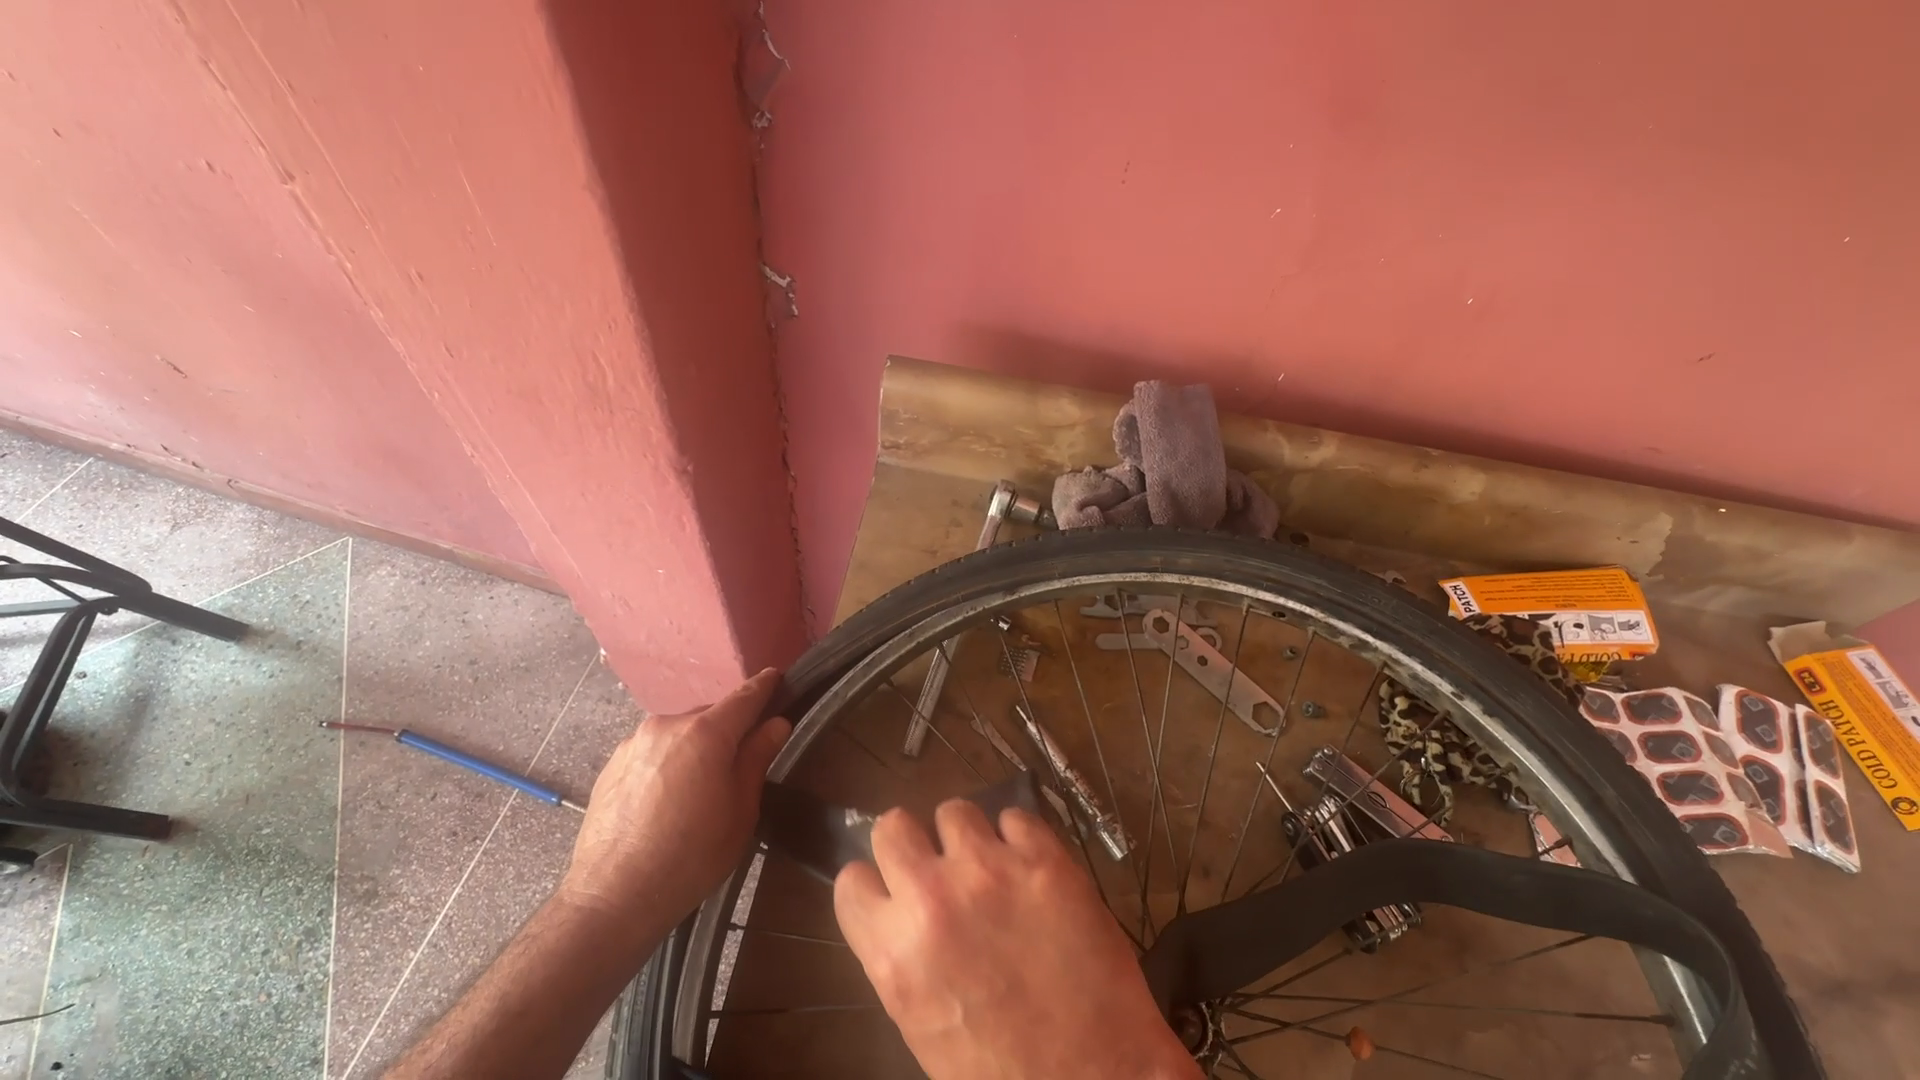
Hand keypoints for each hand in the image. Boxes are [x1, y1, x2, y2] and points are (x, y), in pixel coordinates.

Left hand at [560, 668, 790, 943]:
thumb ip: (756, 759)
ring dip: (695, 748)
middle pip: (709, 716)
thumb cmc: (691, 856)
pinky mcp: (612, 764)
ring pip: (679, 734)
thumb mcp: (740, 811)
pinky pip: (653, 751)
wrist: (613, 896)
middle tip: (741, 760)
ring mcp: (634, 743)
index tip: (777, 677)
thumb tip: (776, 724)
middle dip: (728, 730)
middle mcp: (667, 725)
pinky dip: (668, 763)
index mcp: (705, 733)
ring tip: (700, 788)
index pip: (744, 697)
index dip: (764, 687)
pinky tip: (667, 800)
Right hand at [834, 801, 1200, 1079]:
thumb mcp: (923, 1022)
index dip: (874, 883)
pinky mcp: (1044, 859)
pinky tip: (1031, 867)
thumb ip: (901, 956)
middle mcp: (932, 898)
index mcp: (894, 952)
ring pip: (954, 810)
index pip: (852, 881)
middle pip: (893, 826)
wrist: (1095, 1075)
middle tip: (937, 865)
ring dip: (967, 836)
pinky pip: (1016, 817)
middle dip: (912, 842)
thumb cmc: (1002, 1068)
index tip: (893, 888)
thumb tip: (900, 910)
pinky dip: (1020, 837)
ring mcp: (990, 871)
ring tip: (990, 864)